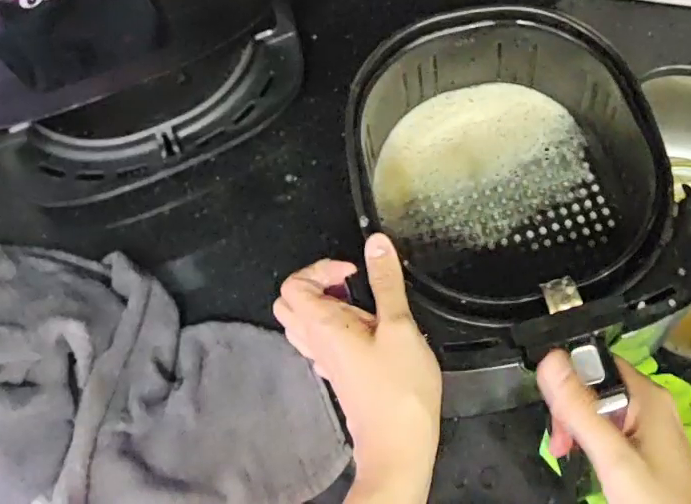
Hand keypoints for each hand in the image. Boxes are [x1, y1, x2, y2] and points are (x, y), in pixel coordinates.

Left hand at [275, 234, 441, 503]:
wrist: (399, 447)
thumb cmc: (399, 389)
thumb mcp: (399, 325)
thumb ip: (386, 281)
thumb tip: (376, 244)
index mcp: (323, 327)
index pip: (293, 285)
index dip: (321, 268)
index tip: (354, 271)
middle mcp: (316, 343)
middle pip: (291, 302)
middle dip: (318, 282)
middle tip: (351, 282)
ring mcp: (325, 360)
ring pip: (305, 322)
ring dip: (328, 303)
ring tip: (363, 303)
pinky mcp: (339, 373)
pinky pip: (322, 339)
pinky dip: (338, 323)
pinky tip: (369, 328)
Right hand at [537, 349, 690, 503]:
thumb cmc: (654, 501)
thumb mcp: (613, 457)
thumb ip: (581, 409)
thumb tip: (550, 359)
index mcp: (647, 396)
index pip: (598, 364)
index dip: (570, 382)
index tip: (555, 414)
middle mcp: (652, 404)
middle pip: (598, 387)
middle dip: (573, 411)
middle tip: (561, 444)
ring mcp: (653, 427)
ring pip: (604, 410)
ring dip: (581, 428)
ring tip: (570, 454)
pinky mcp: (650, 448)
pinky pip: (615, 429)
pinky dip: (597, 441)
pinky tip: (592, 462)